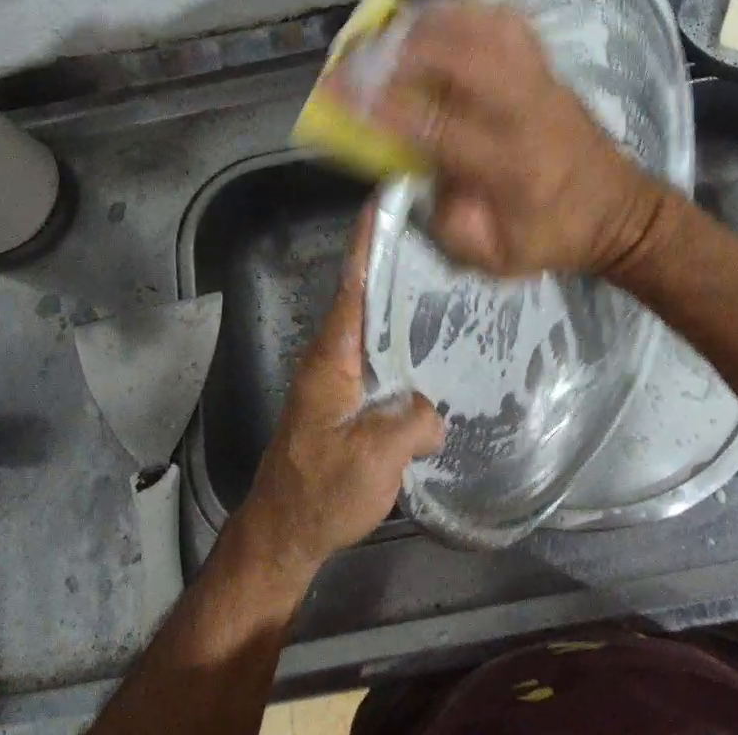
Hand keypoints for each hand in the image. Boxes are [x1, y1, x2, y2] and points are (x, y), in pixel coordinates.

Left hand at [234, 206, 443, 575]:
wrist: (284, 534)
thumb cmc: (321, 493)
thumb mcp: (375, 458)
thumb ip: (412, 422)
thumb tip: (434, 411)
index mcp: (333, 359)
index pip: (354, 287)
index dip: (368, 244)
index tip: (386, 203)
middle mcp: (333, 361)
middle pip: (368, 301)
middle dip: (399, 266)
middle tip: (445, 239)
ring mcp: (338, 383)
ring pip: (377, 332)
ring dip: (406, 308)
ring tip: (454, 288)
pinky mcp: (347, 405)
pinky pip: (382, 363)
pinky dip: (407, 348)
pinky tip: (439, 355)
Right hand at [360, 0, 668, 276]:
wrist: (618, 211)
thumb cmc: (552, 237)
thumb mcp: (496, 259)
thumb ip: (450, 225)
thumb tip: (418, 174)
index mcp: (512, 167)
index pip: (441, 127)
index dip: (388, 108)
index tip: (344, 94)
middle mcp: (529, 113)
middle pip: (467, 58)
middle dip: (406, 50)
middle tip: (363, 54)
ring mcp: (543, 82)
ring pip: (490, 28)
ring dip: (435, 23)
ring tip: (394, 31)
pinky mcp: (549, 67)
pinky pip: (509, 22)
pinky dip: (470, 12)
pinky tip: (438, 20)